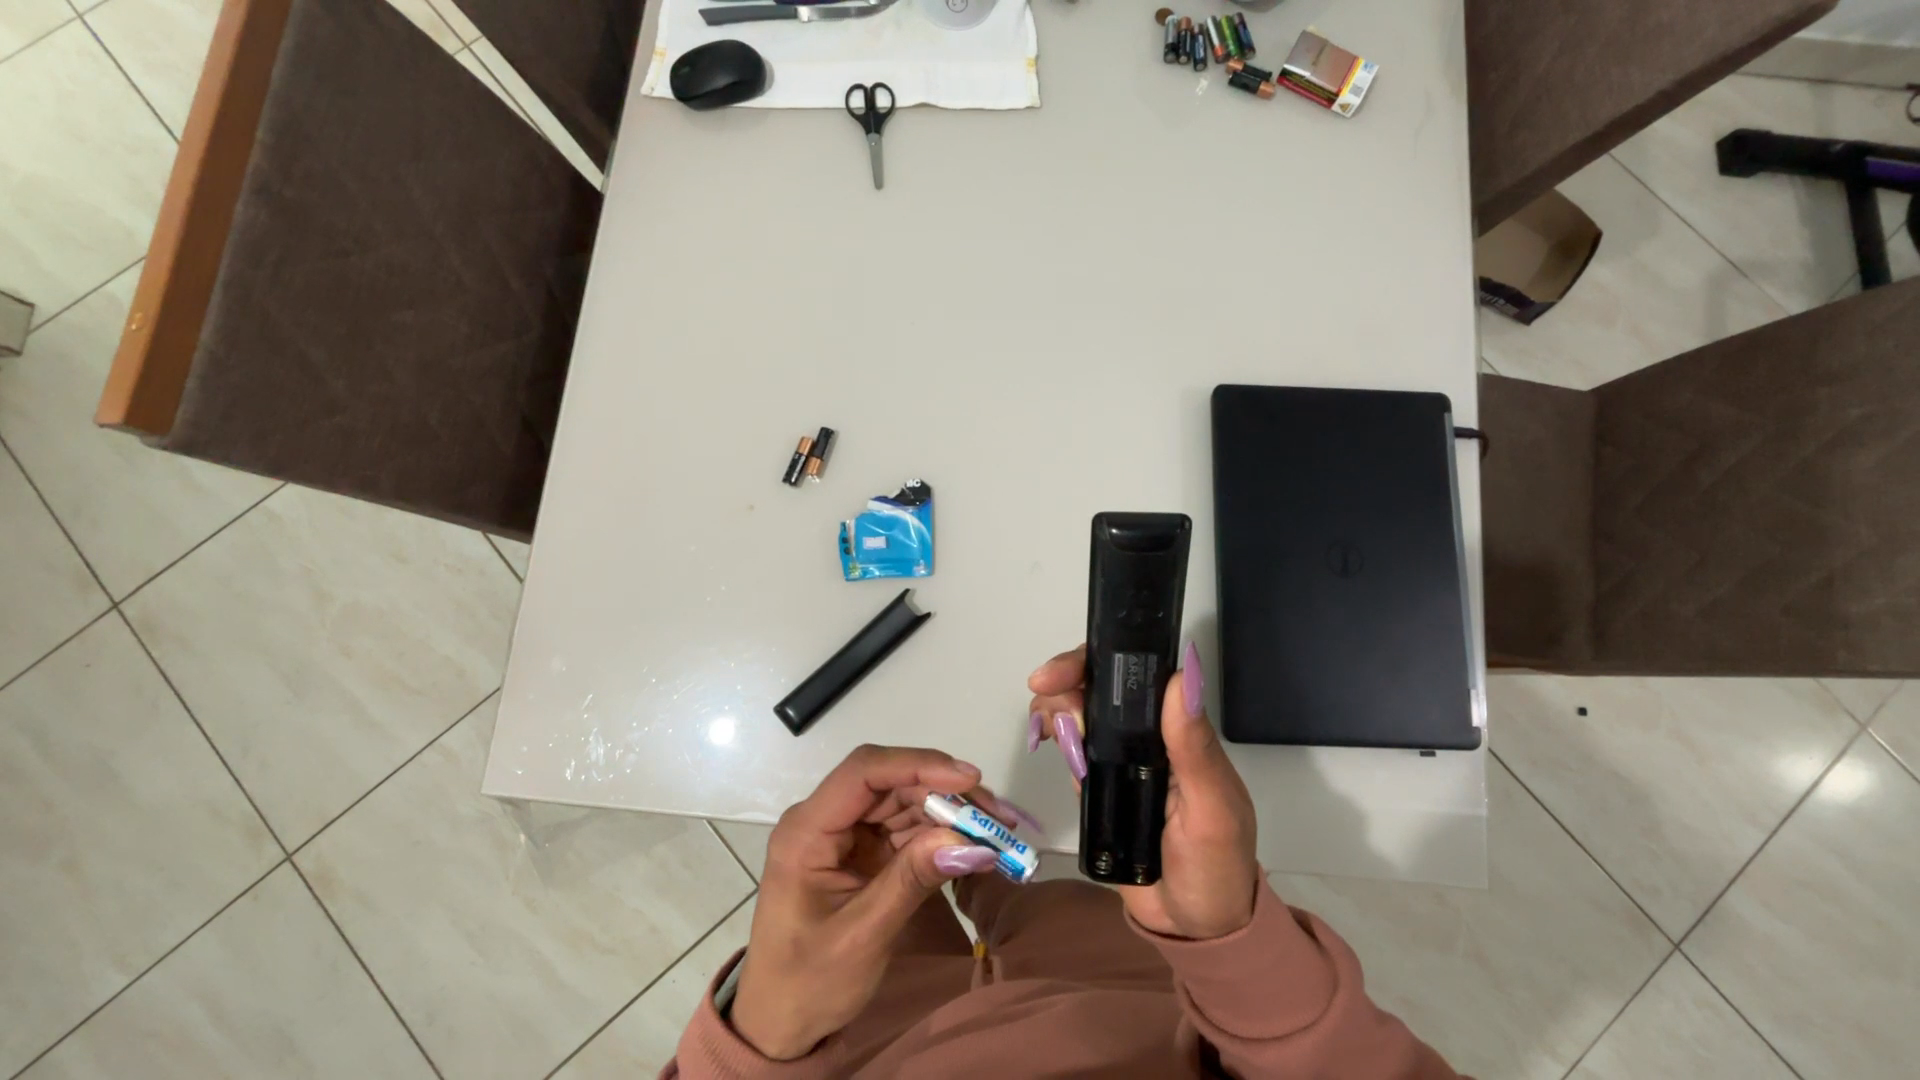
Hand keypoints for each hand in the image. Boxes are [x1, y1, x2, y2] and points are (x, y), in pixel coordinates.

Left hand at [729, 744, 1018, 1059]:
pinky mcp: (865, 852)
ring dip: (952, 812)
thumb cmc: (807, 982)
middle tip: (1001, 818)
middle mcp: (826, 820)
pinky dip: (943, 834)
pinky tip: (976, 845)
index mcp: (807, 830)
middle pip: (892, 784)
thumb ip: (912, 881)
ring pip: (905, 802)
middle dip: (948, 793)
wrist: (779, 1025)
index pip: (863, 773)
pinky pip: (908, 828)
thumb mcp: (862, 935)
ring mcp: (846, 835)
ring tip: (1001, 830)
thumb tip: (972, 844)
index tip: (970, 779)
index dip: (917, 765)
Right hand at [1029, 643, 1258, 939]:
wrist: (1194, 927)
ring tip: (1049, 734)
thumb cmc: (1216, 864)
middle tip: (1045, 703)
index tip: (1062, 671)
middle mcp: (1148, 738)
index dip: (1099, 661)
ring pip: (1080, 714)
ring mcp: (1121, 762)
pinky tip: (1045, 745)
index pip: (1139, 677)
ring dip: (1056, 709)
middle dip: (1066, 682)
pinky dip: (1054, 740)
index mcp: (1179, 732)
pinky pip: (1072, 754)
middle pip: (1100, 688)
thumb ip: (1194, 746)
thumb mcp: (1213, 807)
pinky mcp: (1099, 789)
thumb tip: (1183, 674)